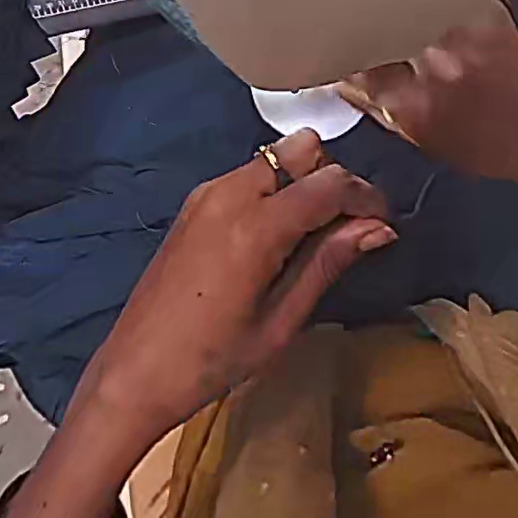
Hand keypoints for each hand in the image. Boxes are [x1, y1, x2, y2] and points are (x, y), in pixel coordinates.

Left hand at [76, 128, 395, 444]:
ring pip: (277, 155)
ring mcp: (209, 191)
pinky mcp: (196, 199)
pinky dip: (277, 187)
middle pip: (303, 148)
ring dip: (305, 180)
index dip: (366, 197)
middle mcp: (231, 192)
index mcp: (255, 226)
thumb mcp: (280, 321)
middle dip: (334, 177)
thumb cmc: (211, 360)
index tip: (383, 222)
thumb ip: (328, 262)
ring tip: (314, 233)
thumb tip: (378, 229)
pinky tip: (278, 233)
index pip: (329, 182)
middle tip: (346, 225)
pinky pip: (251, 172)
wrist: (134, 369)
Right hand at [346, 0, 517, 204]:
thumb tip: (329, 73)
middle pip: (378, 22)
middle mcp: (435, 68)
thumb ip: (369, 102)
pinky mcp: (491, 18)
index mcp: (410, 104)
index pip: (353, 59)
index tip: (328, 33)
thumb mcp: (413, 135)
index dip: (335, 42)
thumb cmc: (475, 146)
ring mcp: (466, 39)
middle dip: (360, 13)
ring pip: (409, 0)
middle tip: (348, 6)